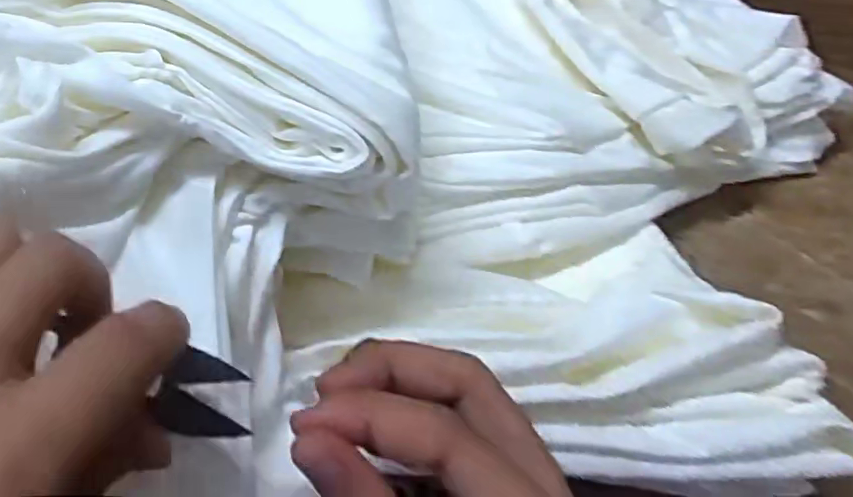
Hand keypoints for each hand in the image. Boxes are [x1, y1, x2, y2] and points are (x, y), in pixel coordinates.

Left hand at [0, 219, 189, 496]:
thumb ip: (98, 470)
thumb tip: (149, 419)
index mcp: (7, 452)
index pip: (114, 354)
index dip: (160, 332)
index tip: (168, 328)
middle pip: (48, 260)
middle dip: (91, 282)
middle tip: (87, 331)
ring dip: (25, 270)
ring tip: (26, 322)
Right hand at [291, 340, 570, 496]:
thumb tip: (303, 435)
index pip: (445, 428)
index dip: (366, 415)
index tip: (304, 427)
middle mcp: (549, 477)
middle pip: (465, 377)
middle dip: (384, 368)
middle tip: (326, 392)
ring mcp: (537, 478)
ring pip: (465, 392)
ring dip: (391, 386)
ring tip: (339, 408)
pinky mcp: (511, 483)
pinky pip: (461, 426)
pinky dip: (406, 418)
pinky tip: (368, 442)